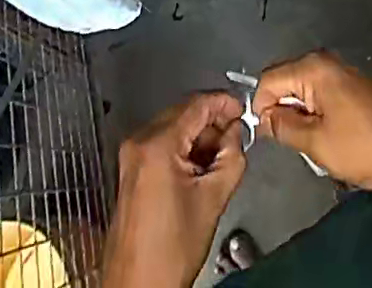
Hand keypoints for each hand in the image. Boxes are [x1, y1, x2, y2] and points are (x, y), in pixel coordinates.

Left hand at [103, 91, 246, 287]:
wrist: (139, 286)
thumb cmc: (171, 250)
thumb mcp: (214, 199)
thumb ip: (232, 157)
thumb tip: (236, 133)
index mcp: (157, 145)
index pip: (196, 105)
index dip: (223, 103)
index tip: (240, 108)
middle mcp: (139, 141)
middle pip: (183, 112)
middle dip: (212, 121)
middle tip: (235, 135)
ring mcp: (132, 154)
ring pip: (173, 126)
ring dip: (199, 135)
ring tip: (220, 157)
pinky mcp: (131, 167)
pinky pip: (162, 142)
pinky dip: (184, 147)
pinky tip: (200, 167)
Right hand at [252, 49, 371, 192]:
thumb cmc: (367, 148)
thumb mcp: (317, 144)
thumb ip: (282, 127)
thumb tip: (263, 118)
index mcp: (313, 68)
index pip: (267, 80)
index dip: (262, 109)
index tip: (270, 137)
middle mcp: (324, 61)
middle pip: (284, 83)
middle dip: (283, 113)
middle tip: (297, 144)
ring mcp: (340, 72)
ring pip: (301, 92)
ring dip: (301, 118)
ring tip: (318, 145)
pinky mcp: (351, 86)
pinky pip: (319, 96)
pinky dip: (317, 117)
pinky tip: (333, 140)